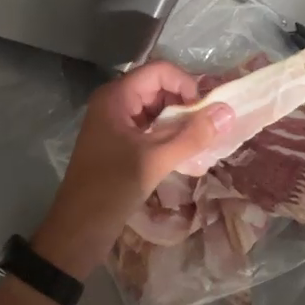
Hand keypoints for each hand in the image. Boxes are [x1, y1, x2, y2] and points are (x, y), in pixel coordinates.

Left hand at [32, 62, 231, 278]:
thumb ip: (192, 135)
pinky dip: (168, 136)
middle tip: (206, 129)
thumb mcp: (155, 161)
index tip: (203, 113)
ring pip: (155, 109)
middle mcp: (114, 102)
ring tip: (200, 142)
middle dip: (185, 104)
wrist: (77, 233)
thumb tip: (228, 112)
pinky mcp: (119, 143)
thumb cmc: (111, 189)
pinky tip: (185, 153)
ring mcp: (115, 123)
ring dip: (179, 122)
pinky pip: (149, 127)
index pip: (159, 71)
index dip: (185, 85)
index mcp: (116, 96)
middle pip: (158, 87)